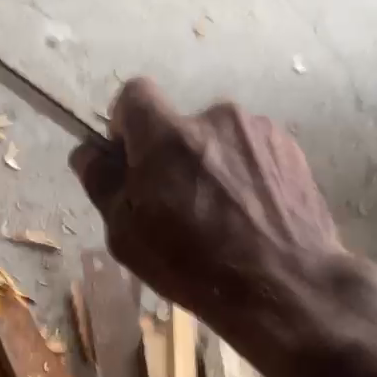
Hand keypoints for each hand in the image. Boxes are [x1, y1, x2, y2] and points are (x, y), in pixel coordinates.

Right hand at [70, 79, 343, 318]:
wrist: (281, 281)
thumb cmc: (190, 265)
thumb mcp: (126, 236)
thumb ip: (103, 185)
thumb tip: (87, 153)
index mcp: (166, 137)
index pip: (133, 95)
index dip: (124, 124)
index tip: (128, 160)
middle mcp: (213, 117)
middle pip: (177, 126)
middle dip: (168, 157)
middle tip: (172, 208)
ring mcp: (257, 129)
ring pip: (214, 140)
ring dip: (206, 168)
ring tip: (214, 218)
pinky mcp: (288, 146)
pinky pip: (248, 153)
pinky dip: (238, 177)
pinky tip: (243, 216)